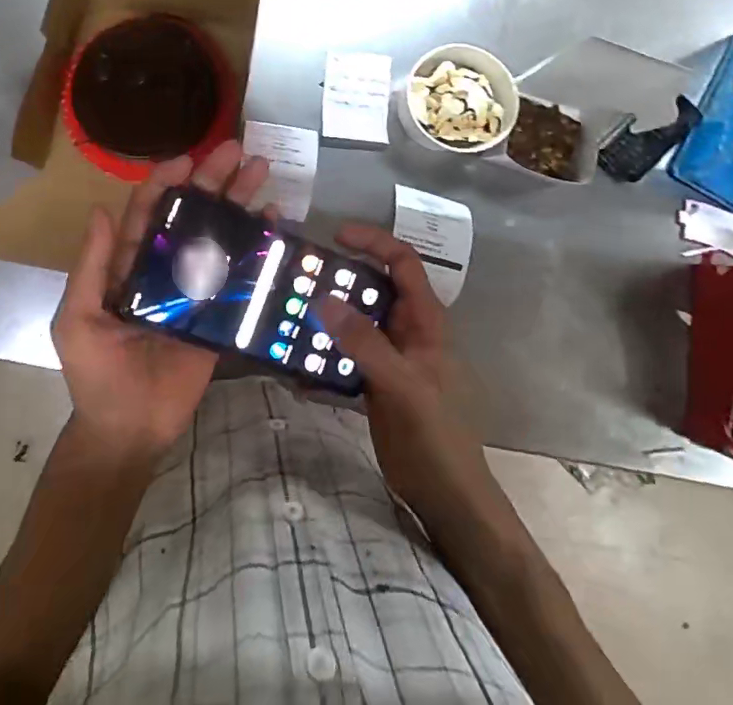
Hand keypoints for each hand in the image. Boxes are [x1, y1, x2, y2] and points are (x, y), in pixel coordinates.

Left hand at [52, 140, 269, 463]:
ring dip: (239, 204)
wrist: (129, 429)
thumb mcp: (78, 320)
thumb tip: (99, 210)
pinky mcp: (219, 314)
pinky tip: (274, 223)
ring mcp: (194, 291)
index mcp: (127, 266)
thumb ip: (91, 267)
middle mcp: (164, 270)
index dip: (165, 183)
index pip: (147, 213)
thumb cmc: (96, 375)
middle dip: (212, 182)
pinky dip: (256, 248)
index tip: (188, 160)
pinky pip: (239, 276)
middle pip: (189, 216)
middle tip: (240, 151)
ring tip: (263, 172)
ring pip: (218, 238)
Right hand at [318, 225, 494, 519]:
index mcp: (425, 321)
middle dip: (335, 284)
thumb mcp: (403, 386)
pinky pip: (343, 361)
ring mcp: (389, 358)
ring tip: (285, 324)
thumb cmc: (438, 436)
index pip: (403, 264)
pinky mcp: (374, 384)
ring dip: (322, 325)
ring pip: (353, 326)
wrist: (447, 495)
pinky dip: (321, 364)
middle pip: (370, 291)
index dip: (374, 242)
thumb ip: (366, 344)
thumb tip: (324, 300)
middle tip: (295, 284)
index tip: (334, 236)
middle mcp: (407, 331)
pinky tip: (296, 377)